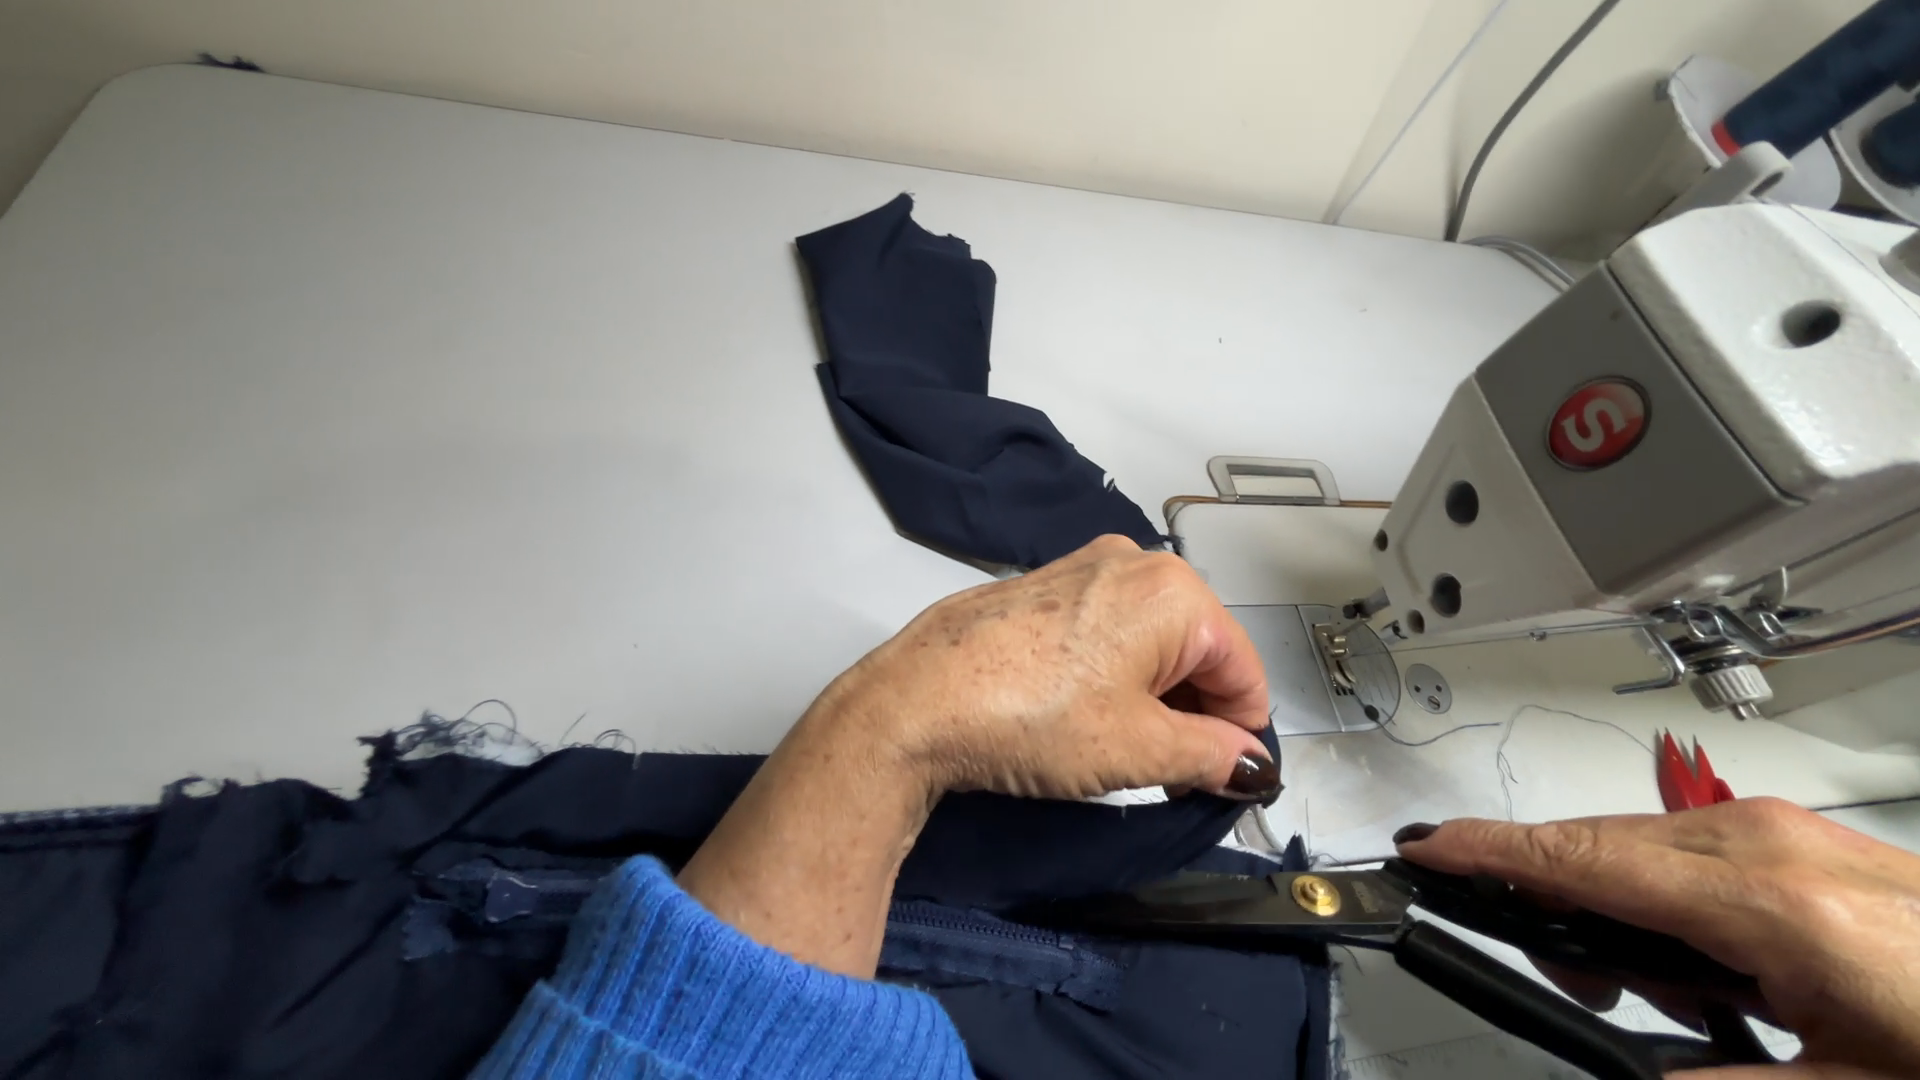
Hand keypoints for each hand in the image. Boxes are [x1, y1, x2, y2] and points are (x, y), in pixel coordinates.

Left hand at [679, 534, 1272, 977]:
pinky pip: (1104, 627)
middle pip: (1198, 648)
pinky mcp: (1041, 585)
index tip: (1225, 777)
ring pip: (1150, 638)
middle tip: (1169, 770)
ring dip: (1152, 693)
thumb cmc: (1030, 718)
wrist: (915, 702)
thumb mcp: (1139, 749)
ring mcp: (1080, 568)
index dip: (1241, 733)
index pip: (1244, 670)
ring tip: (1118, 744)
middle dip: (1194, 711)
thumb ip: (1213, 755)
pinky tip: (1078, 710)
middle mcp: (1130, 562)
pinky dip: (1111, 669)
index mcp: (1173, 590)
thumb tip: (1248, 762)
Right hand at [1394, 799, 1919, 1078]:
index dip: (1487, 852)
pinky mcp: (1795, 833)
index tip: (1422, 848)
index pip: (1579, 859)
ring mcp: (1781, 828)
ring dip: (1605, 899)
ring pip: (1625, 842)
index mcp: (1771, 903)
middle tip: (1577, 981)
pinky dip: (1649, 888)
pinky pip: (1674, 844)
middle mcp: (1760, 839)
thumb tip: (1634, 1070)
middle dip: (1549, 898)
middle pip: (1589, 846)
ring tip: (1662, 986)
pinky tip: (1697, 952)